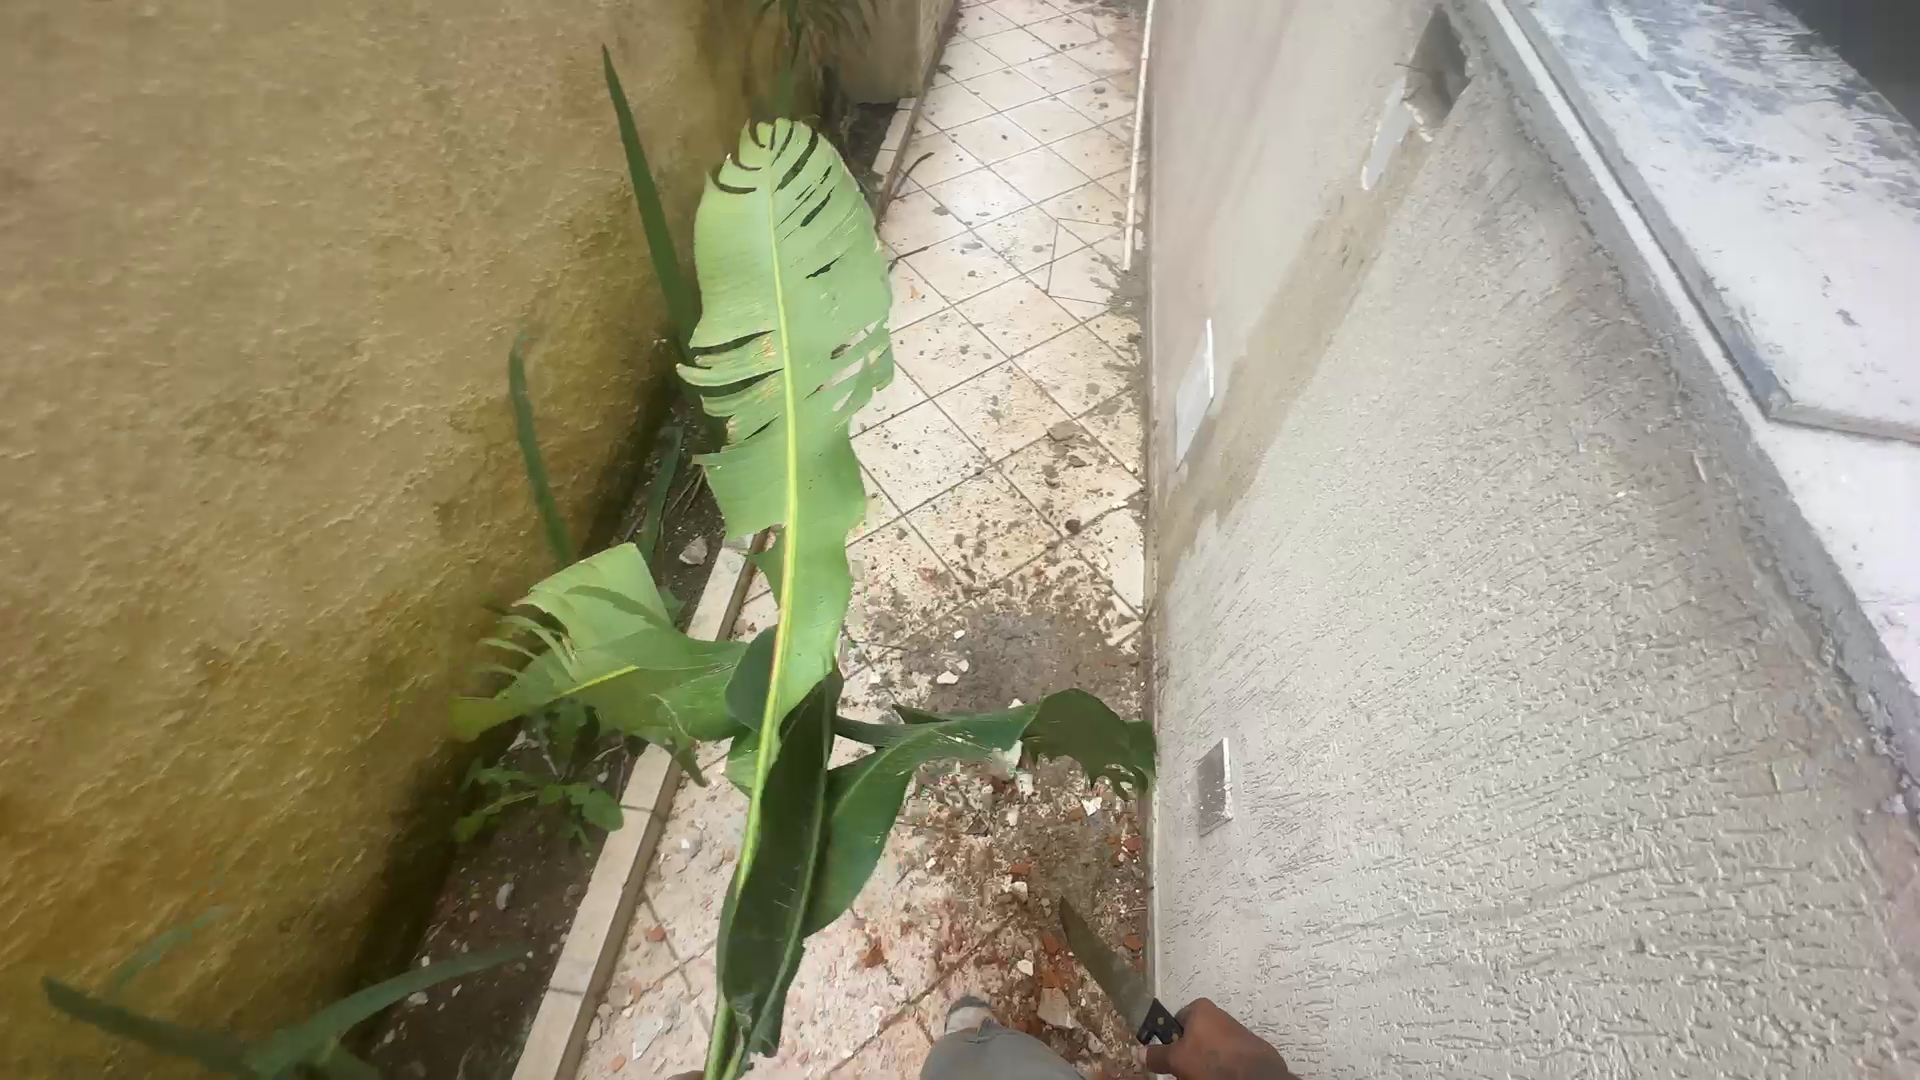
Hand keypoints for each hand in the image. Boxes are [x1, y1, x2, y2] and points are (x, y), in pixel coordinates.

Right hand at [1140, 998, 1296, 1078]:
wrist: (1256, 1079)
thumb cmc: (1211, 1062)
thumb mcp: (1177, 1060)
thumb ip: (1158, 1054)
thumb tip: (1138, 1052)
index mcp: (1201, 1009)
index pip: (1178, 1021)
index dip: (1174, 1042)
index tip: (1175, 1061)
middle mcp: (1221, 1015)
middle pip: (1197, 1038)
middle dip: (1192, 1057)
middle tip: (1189, 1075)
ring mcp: (1240, 1034)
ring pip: (1216, 1051)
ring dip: (1210, 1065)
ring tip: (1206, 1079)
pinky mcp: (1256, 1053)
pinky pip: (1234, 1061)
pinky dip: (1229, 1070)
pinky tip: (1226, 1079)